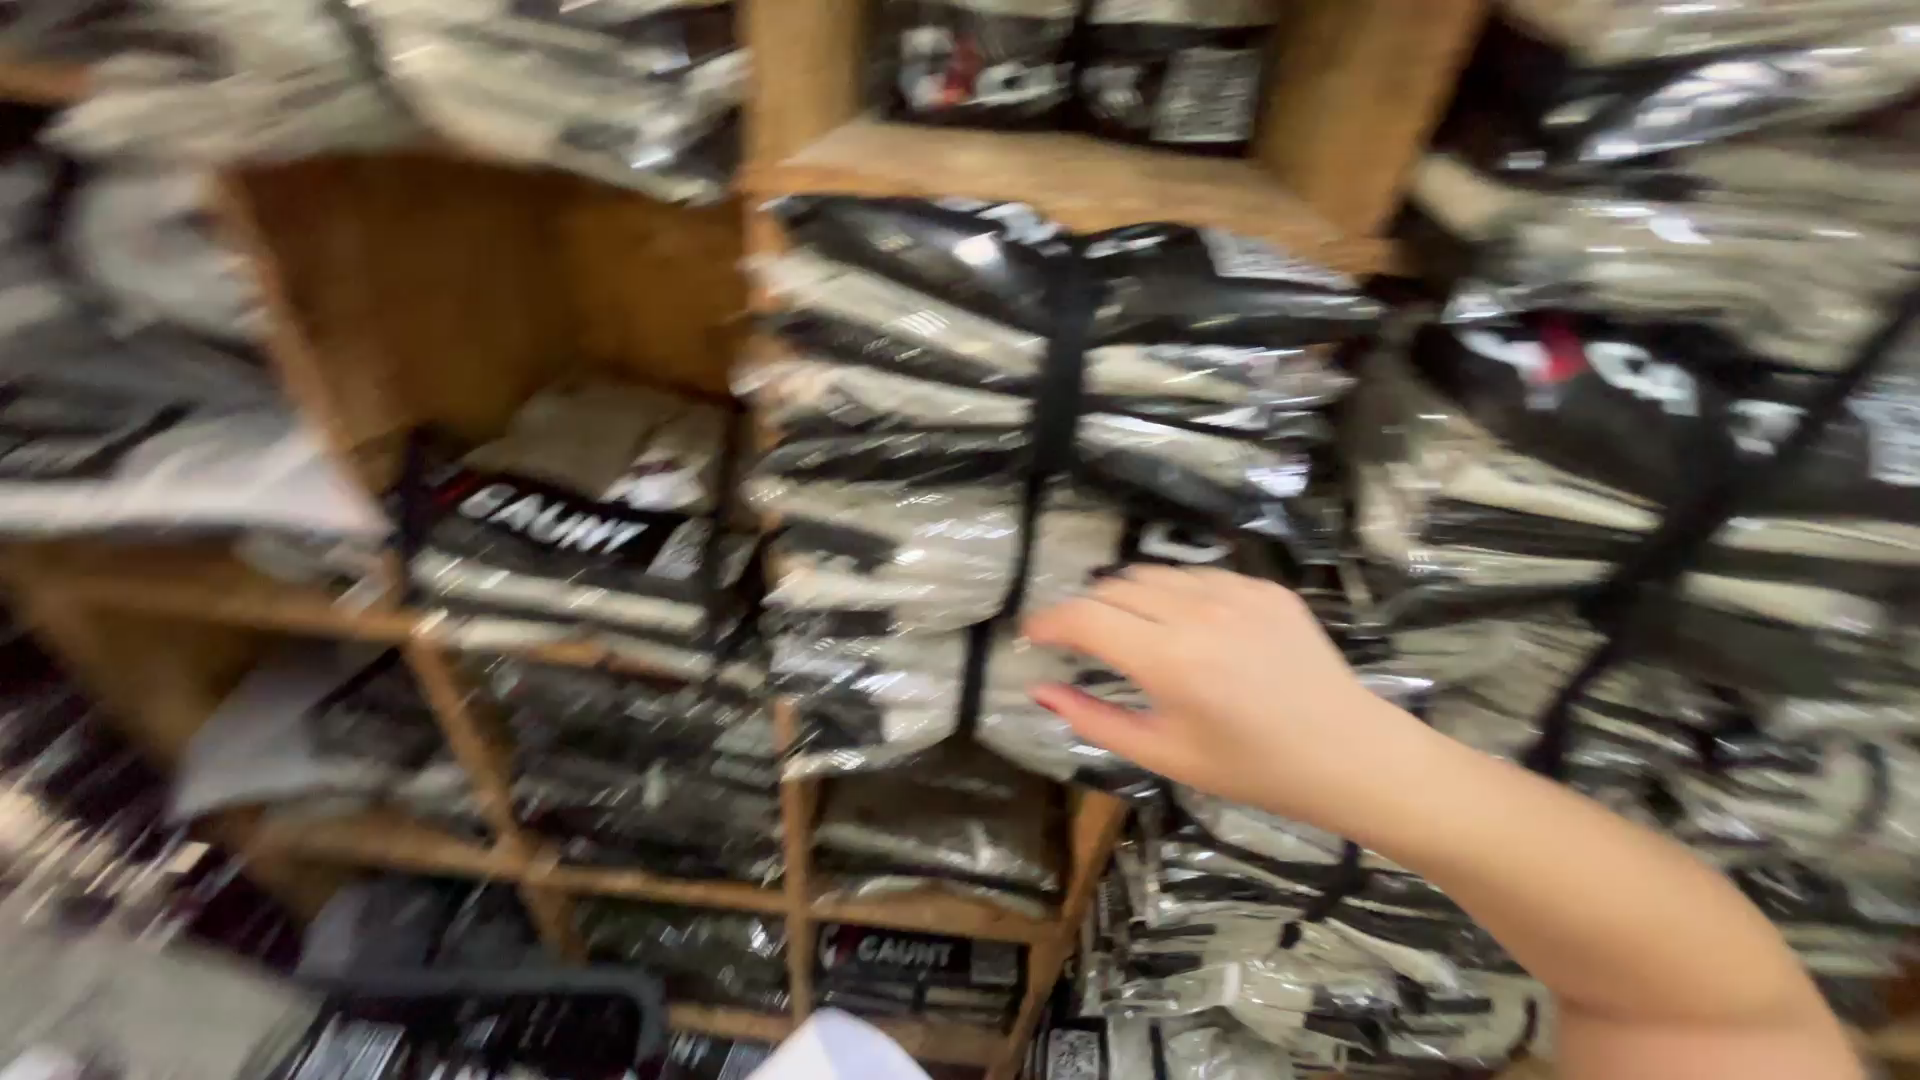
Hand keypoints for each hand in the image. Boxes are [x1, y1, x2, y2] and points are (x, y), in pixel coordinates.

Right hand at [1022, 566, 1428, 821]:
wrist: (1349, 754)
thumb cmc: (1250, 768)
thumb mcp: (1163, 755)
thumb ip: (1093, 720)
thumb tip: (1040, 690)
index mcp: (1170, 661)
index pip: (1085, 618)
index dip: (1048, 621)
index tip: (1033, 633)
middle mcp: (1198, 613)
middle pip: (1113, 587)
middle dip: (1086, 610)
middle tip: (1082, 642)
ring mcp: (1236, 592)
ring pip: (1152, 574)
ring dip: (1126, 597)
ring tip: (1131, 632)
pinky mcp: (1264, 587)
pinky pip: (1196, 576)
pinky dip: (1174, 594)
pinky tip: (1186, 627)